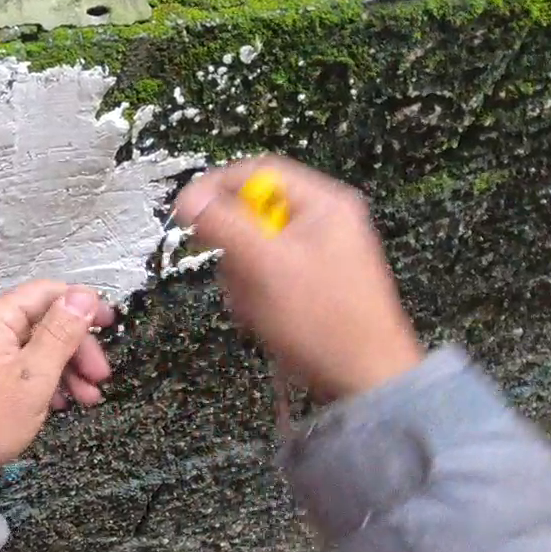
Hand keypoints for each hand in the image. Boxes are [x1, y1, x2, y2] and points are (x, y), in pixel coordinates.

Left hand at [0, 281, 116, 499]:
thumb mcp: (34, 376)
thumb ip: (60, 333)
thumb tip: (82, 295)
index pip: (46, 292)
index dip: (82, 305)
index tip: (109, 324)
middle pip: (41, 321)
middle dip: (76, 347)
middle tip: (100, 376)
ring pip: (32, 346)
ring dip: (63, 368)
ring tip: (86, 398)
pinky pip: (16, 364)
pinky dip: (40, 379)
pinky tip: (56, 403)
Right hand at [173, 156, 422, 401]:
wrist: (362, 378)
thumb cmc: (322, 321)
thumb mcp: (264, 264)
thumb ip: (223, 224)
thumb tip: (189, 197)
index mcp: (323, 204)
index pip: (256, 173)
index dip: (215, 188)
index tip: (187, 214)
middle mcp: (322, 222)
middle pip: (250, 213)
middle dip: (232, 247)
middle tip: (236, 272)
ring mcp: (316, 253)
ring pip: (251, 247)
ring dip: (241, 275)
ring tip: (256, 303)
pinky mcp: (309, 282)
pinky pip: (262, 274)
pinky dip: (253, 293)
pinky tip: (265, 315)